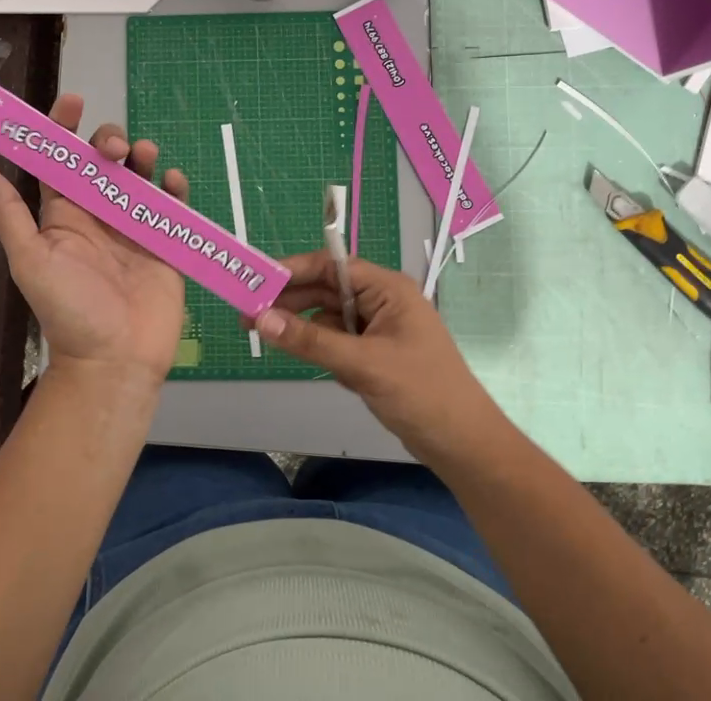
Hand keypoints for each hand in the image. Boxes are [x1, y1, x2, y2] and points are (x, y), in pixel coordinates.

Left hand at [0, 94, 188, 389]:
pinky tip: (172, 180)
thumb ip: (10, 213)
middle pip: (104, 161)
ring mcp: (134, 227)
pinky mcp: (165, 242)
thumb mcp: (30, 259)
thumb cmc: (68, 310)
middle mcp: (98, 214)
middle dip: (109, 141)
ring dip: (143, 156)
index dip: (64, 127)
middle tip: (113, 149)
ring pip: (140, 175)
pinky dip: (175, 186)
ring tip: (144, 157)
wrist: (114, 359)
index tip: (72, 101)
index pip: (61, 160)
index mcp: (63, 215)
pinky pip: (172, 204)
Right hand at [252, 252, 499, 464]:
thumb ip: (310, 340)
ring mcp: (378, 329)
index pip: (332, 266)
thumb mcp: (361, 364)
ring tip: (262, 335)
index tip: (256, 281)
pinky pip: (336, 340)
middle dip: (288, 301)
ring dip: (300, 326)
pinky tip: (301, 358)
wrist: (463, 444)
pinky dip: (318, 348)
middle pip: (326, 290)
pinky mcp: (375, 355)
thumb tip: (260, 319)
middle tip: (247, 315)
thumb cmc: (421, 393)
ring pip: (327, 317)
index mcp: (388, 289)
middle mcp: (382, 302)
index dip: (292, 270)